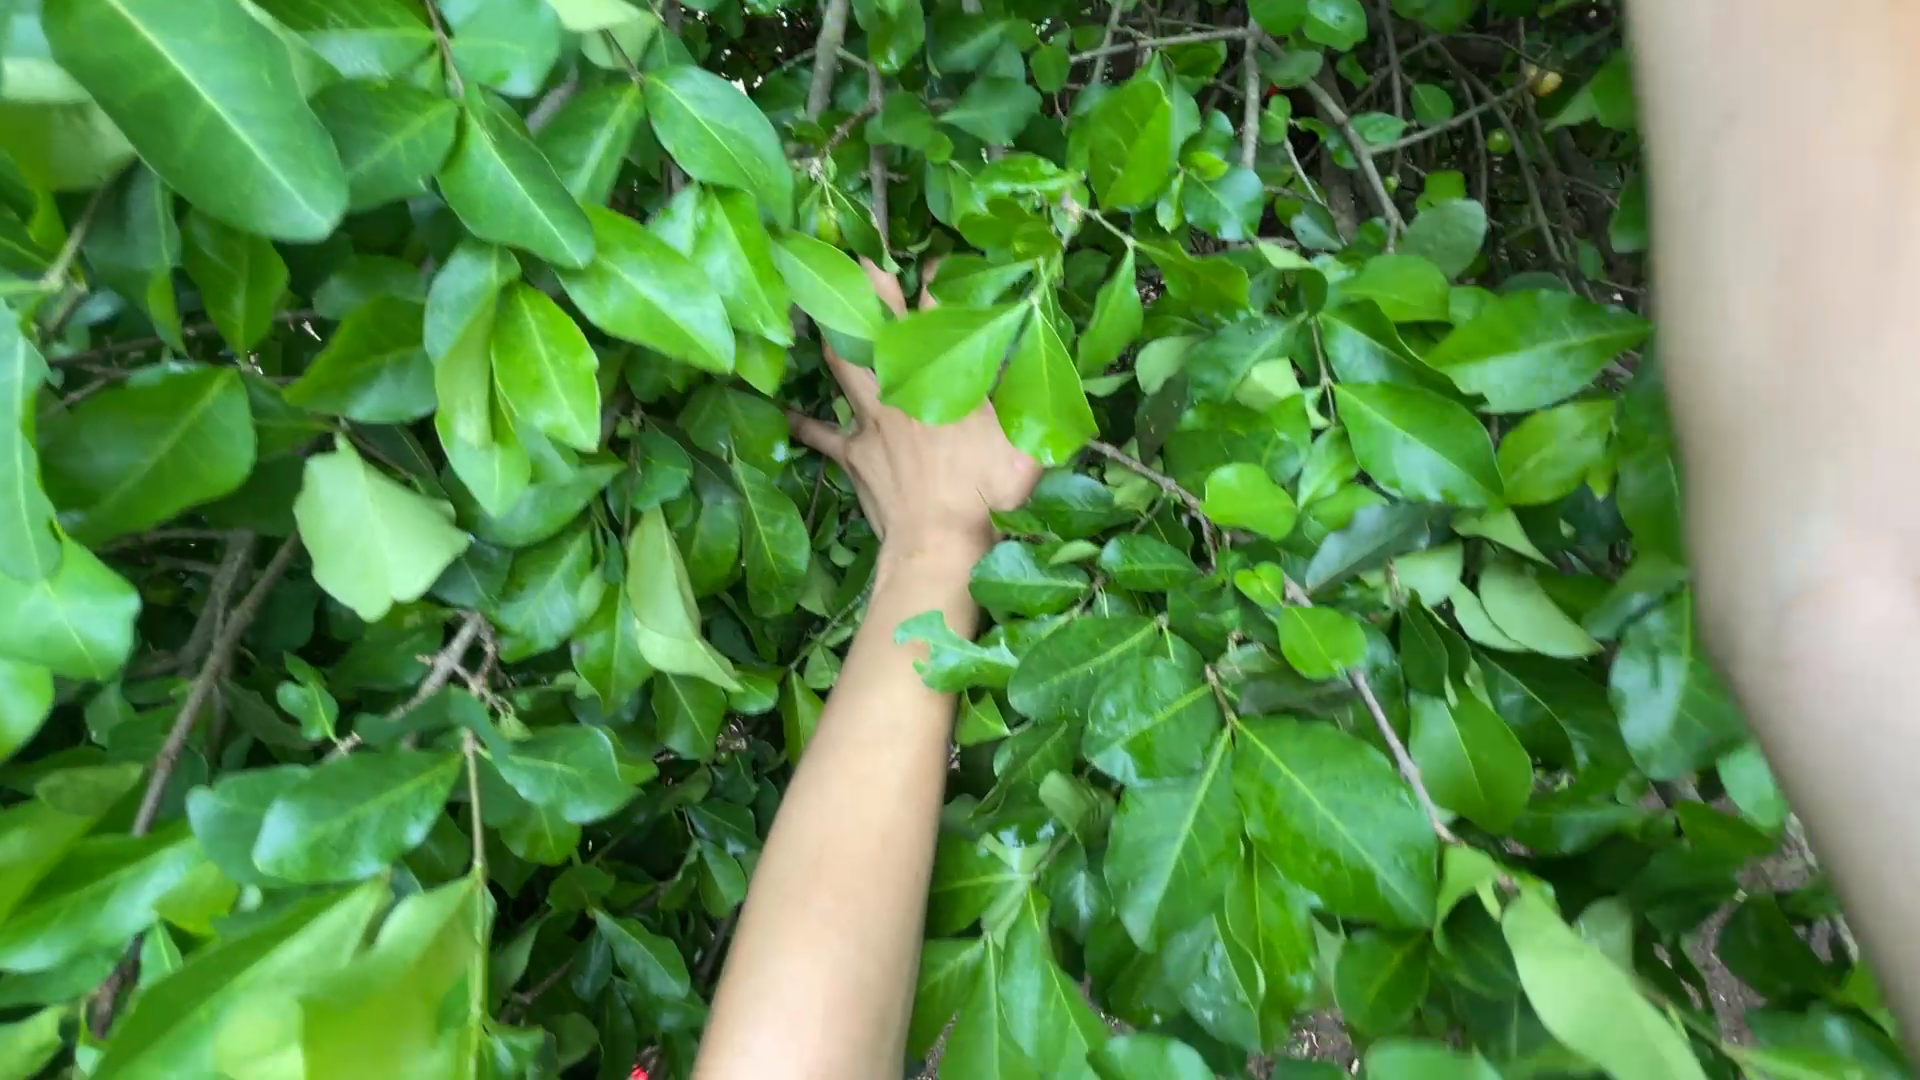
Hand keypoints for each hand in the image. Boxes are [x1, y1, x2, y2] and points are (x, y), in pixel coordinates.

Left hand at [788, 260, 1040, 566]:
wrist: (941, 541)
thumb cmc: (988, 491)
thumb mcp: (1024, 438)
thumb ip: (1021, 397)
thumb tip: (1024, 364)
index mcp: (945, 377)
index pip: (939, 314)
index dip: (938, 279)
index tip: (934, 259)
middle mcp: (901, 387)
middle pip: (878, 325)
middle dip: (869, 288)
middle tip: (860, 262)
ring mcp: (871, 419)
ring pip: (843, 365)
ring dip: (833, 337)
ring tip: (819, 313)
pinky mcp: (852, 453)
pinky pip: (820, 433)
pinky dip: (805, 422)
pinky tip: (788, 412)